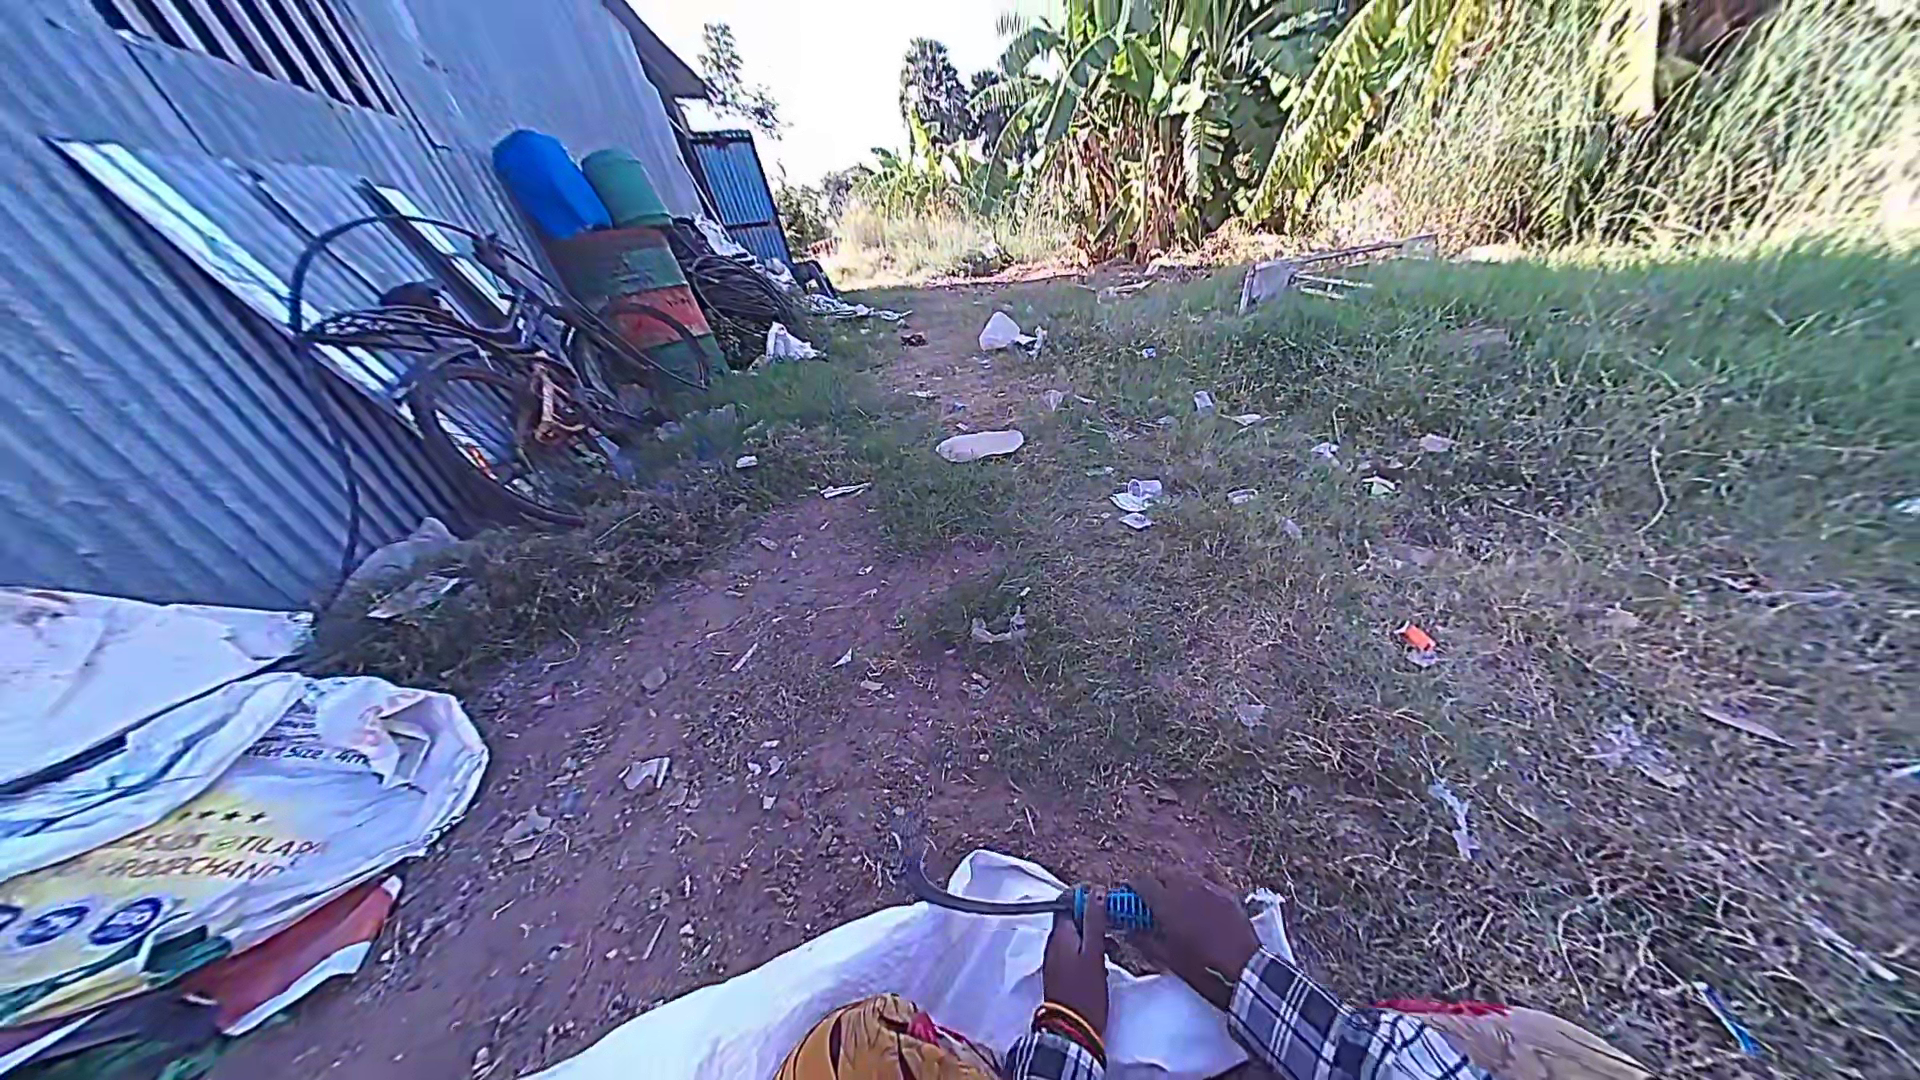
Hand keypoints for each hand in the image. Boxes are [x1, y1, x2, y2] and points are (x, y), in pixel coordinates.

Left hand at [1041, 887, 1108, 1033]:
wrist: (1072, 1032)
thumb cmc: (1084, 992)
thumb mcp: (1094, 953)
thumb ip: (1094, 921)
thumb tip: (1096, 891)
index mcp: (1059, 934)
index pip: (1067, 901)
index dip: (1085, 896)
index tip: (1103, 898)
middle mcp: (1053, 942)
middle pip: (1071, 918)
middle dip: (1091, 917)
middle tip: (1112, 923)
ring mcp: (1055, 958)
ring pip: (1074, 935)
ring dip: (1091, 934)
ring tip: (1110, 944)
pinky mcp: (1060, 973)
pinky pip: (1073, 951)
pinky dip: (1086, 949)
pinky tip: (1101, 960)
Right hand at [1134, 872, 1260, 1010]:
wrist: (1248, 975)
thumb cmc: (1204, 971)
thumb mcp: (1169, 960)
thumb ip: (1144, 939)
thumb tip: (1128, 928)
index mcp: (1166, 903)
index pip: (1141, 882)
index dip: (1133, 888)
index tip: (1132, 898)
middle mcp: (1184, 887)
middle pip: (1162, 873)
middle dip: (1155, 883)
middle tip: (1155, 900)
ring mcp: (1207, 887)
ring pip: (1184, 873)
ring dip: (1176, 882)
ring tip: (1178, 899)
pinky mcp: (1226, 892)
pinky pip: (1208, 877)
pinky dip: (1200, 882)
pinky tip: (1201, 894)